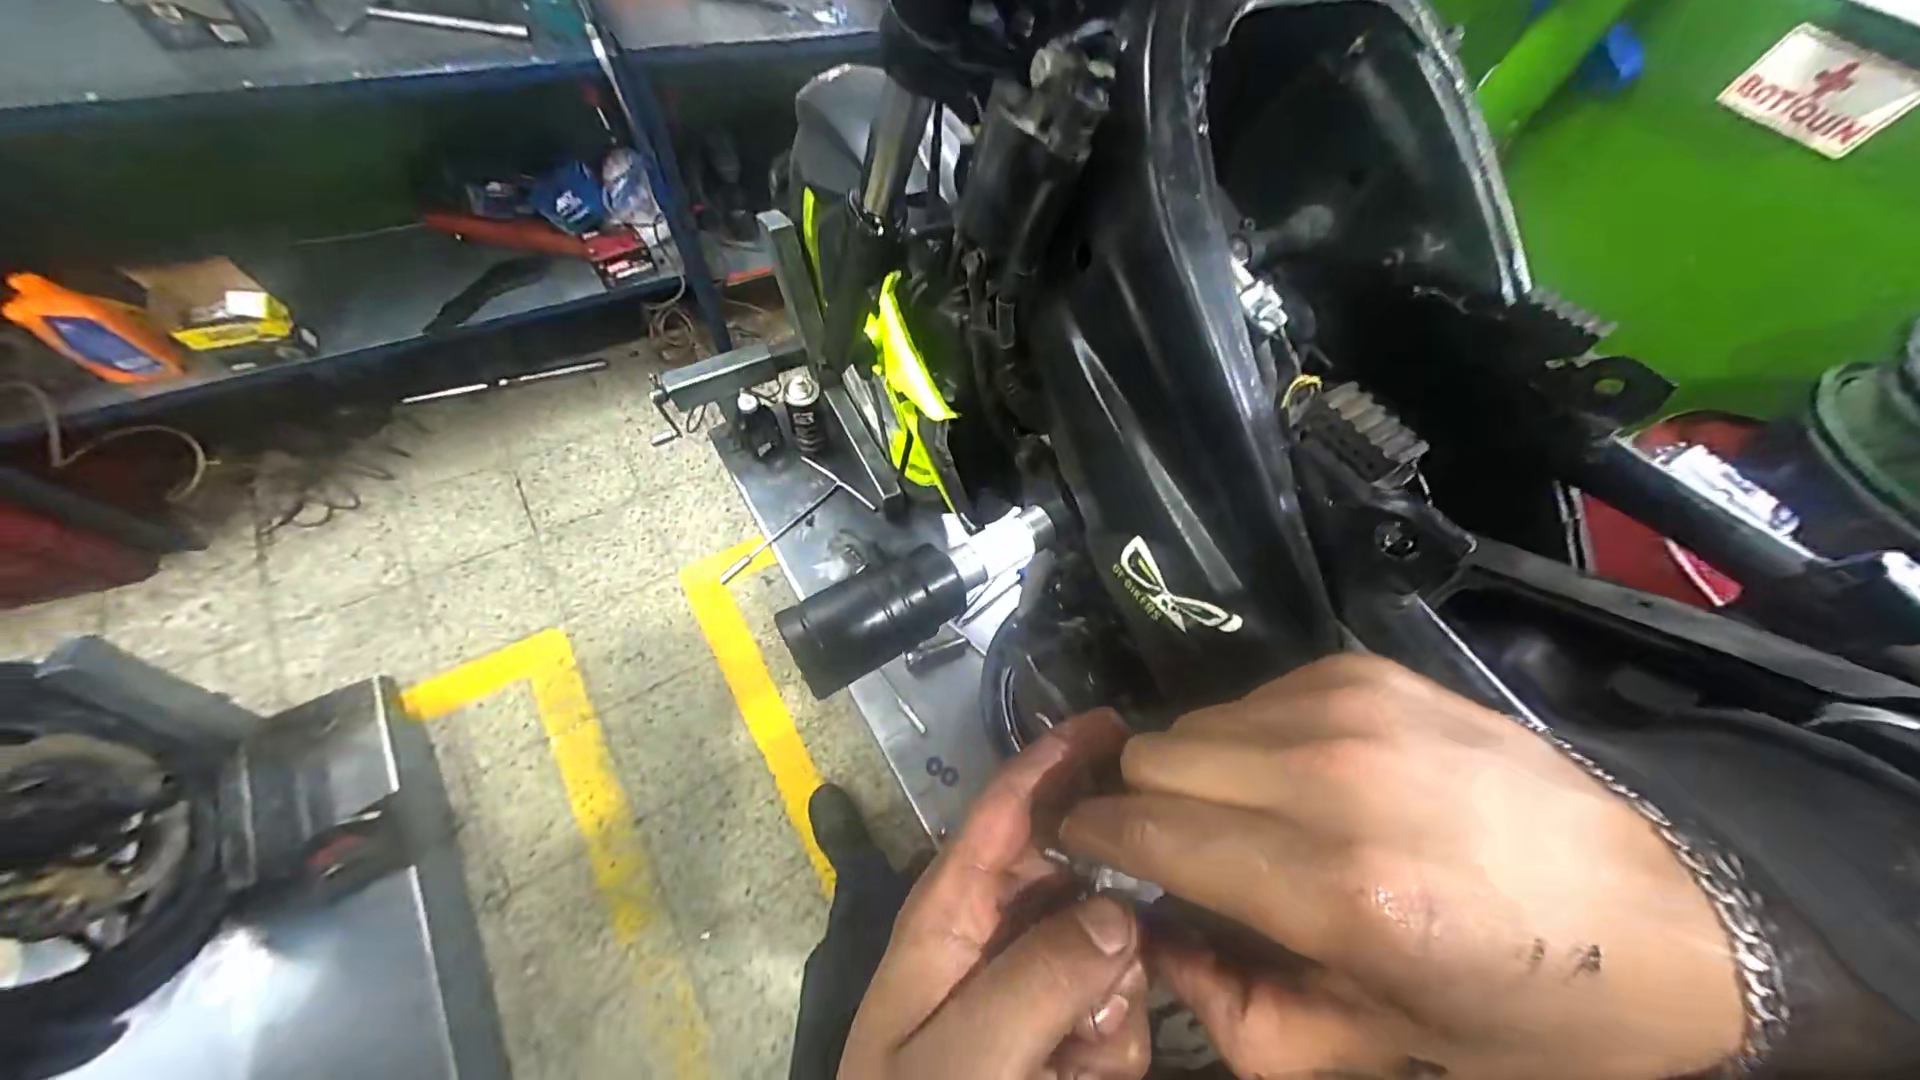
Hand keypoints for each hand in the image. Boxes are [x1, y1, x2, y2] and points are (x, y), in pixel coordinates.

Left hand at [839, 713, 1150, 1079]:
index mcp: (953, 904)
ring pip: (1107, 933)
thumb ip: (1037, 980)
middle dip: (1108, 890)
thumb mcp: (960, 1059)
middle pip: (1071, 862)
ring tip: (1078, 1054)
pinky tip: (1082, 1072)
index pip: (1005, 808)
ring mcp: (1034, 969)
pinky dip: (1112, 1036)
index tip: (1110, 721)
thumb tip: (1121, 911)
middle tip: (1133, 932)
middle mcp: (998, 921)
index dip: (1053, 757)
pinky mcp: (1063, 1016)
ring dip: (1110, 989)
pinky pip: (1116, 997)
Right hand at [1061, 654, 1744, 1079]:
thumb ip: (1232, 1012)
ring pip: (1193, 722)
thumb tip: (1148, 934)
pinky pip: (1248, 698)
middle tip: (1166, 840)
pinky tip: (1299, 774)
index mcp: (1337, 886)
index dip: (1095, 834)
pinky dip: (1247, 739)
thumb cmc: (1525, 1004)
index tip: (1077, 841)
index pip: (1152, 832)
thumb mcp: (1378, 1053)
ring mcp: (1344, 705)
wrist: (1671, 903)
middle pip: (1152, 758)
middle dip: (1138, 802)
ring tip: (1243, 810)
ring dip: (1194, 769)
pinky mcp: (1357, 669)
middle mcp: (1330, 774)